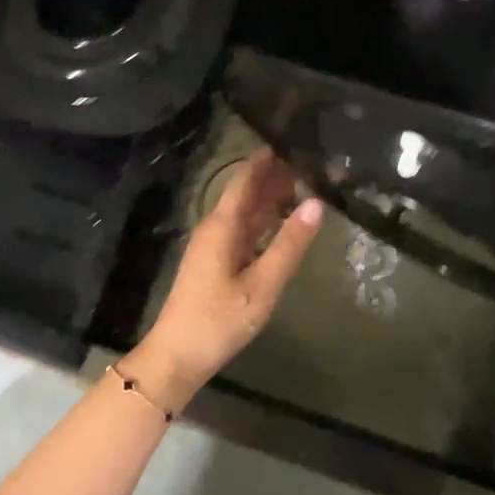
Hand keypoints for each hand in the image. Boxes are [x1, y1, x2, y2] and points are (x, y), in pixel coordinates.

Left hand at [127, 150, 322, 408]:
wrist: (178, 354)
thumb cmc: (219, 320)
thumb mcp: (263, 285)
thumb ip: (289, 245)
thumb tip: (316, 203)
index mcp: (223, 225)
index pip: (246, 179)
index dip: (268, 159)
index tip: (293, 140)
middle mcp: (215, 227)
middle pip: (246, 192)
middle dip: (275, 176)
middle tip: (311, 162)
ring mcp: (213, 245)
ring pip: (245, 212)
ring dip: (270, 198)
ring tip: (304, 186)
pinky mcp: (215, 262)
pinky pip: (242, 230)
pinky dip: (263, 221)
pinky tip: (281, 224)